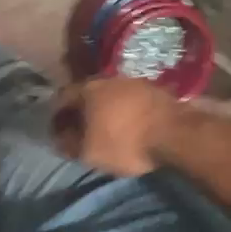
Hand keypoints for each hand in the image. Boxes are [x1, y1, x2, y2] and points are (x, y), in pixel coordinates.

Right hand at [51, 78, 186, 176]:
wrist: (173, 132)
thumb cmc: (124, 142)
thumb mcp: (89, 152)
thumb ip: (69, 144)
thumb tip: (60, 139)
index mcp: (88, 89)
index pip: (63, 97)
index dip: (57, 115)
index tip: (57, 131)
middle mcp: (108, 78)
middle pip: (87, 93)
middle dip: (81, 111)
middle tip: (80, 130)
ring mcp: (133, 81)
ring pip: (110, 95)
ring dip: (104, 109)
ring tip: (105, 129)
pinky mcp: (153, 89)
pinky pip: (130, 99)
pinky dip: (124, 110)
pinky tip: (128, 125)